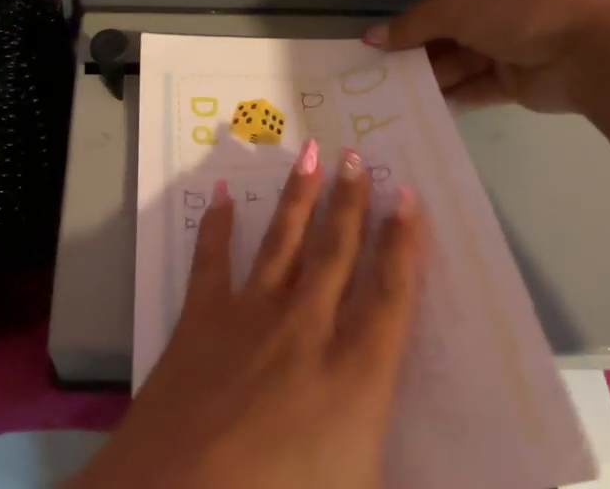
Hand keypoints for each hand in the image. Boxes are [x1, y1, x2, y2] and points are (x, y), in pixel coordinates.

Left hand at [69, 144, 425, 488]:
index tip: (407, 196)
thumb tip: (389, 416)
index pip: (391, 292)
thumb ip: (381, 439)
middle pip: (337, 251)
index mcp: (356, 369)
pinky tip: (218, 193)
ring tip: (311, 154)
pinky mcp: (201, 317)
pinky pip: (211, 259)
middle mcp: (308, 326)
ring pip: (284, 241)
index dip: (403, 242)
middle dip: (351, 200)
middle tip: (358, 156)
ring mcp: (251, 314)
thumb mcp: (362, 483)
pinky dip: (214, 225)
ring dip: (299, 196)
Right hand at [363, 0, 609, 112]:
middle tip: (377, 76)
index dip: (406, 22)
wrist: (588, 49)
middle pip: (443, 32)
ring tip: (392, 96)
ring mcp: (504, 45)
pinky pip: (474, 88)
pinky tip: (422, 108)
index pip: (434, 0)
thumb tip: (370, 38)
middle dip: (414, 52)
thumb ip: (412, 25)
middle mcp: (492, 9)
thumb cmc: (516, 10)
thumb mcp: (455, 8)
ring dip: (429, 77)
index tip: (376, 46)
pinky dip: (451, 96)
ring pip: (456, 62)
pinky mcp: (513, 80)